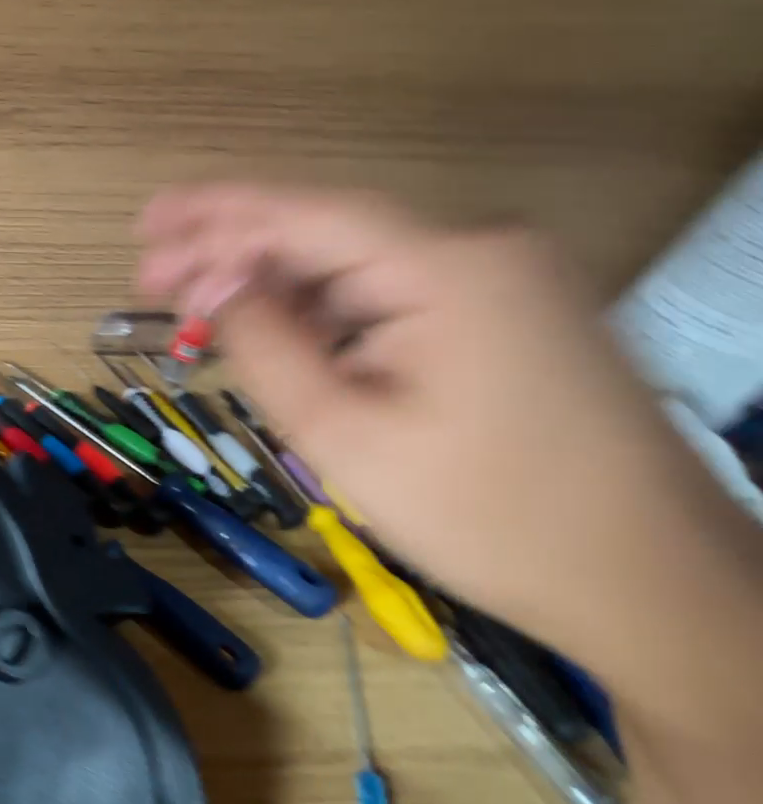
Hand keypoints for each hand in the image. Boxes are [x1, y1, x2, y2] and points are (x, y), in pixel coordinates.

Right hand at [135, 184, 747, 643]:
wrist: (659, 589)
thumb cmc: (489, 517)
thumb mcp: (344, 433)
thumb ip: (264, 343)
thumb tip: (210, 285)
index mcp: (448, 267)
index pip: (303, 214)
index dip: (213, 213)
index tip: (143, 225)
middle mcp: (482, 251)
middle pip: (326, 232)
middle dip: (231, 251)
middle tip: (151, 275)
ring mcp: (503, 281)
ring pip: (354, 264)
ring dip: (272, 282)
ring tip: (195, 308)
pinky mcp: (509, 314)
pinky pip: (389, 292)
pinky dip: (322, 308)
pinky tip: (275, 331)